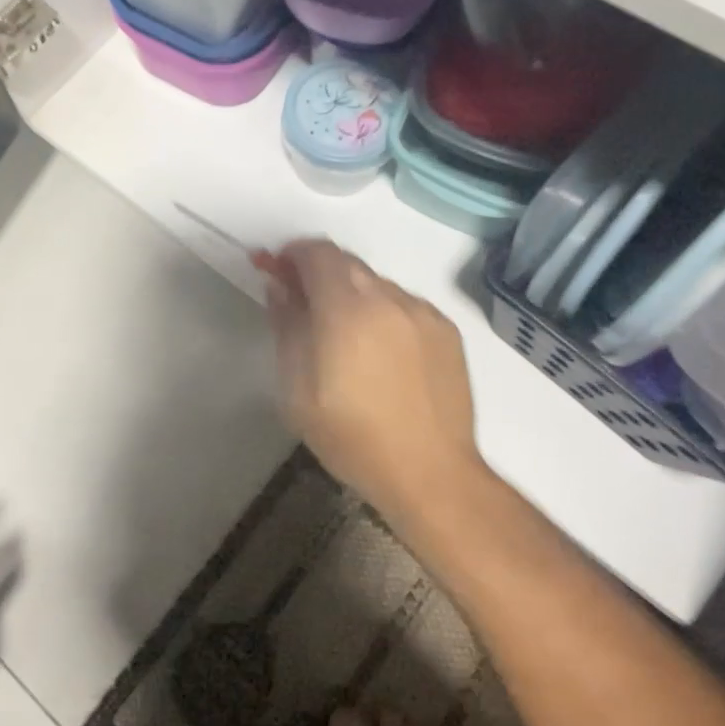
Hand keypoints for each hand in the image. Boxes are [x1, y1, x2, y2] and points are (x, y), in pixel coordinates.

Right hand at [257, 240, 481, 520]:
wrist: (430, 473)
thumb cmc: (352, 437)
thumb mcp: (297, 390)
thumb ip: (287, 327)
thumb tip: (280, 287)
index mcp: (347, 309)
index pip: (318, 253)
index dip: (292, 254)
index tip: (276, 270)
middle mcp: (389, 298)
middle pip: (347, 263)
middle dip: (319, 272)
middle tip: (302, 302)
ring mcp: (423, 312)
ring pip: (377, 284)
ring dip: (353, 294)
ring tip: (344, 337)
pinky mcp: (447, 331)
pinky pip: (405, 306)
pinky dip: (384, 313)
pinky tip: (381, 353)